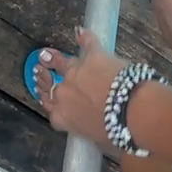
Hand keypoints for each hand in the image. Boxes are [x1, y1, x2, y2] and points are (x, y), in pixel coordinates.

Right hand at [32, 28, 128, 150]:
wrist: (131, 111)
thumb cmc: (117, 131)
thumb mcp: (98, 139)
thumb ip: (91, 130)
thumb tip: (99, 132)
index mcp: (63, 117)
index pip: (51, 109)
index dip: (48, 102)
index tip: (45, 97)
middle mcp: (64, 93)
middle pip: (52, 85)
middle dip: (45, 80)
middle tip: (40, 73)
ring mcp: (76, 72)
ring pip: (62, 62)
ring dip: (54, 58)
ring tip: (46, 54)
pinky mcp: (93, 56)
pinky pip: (87, 43)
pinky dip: (84, 37)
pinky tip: (80, 32)